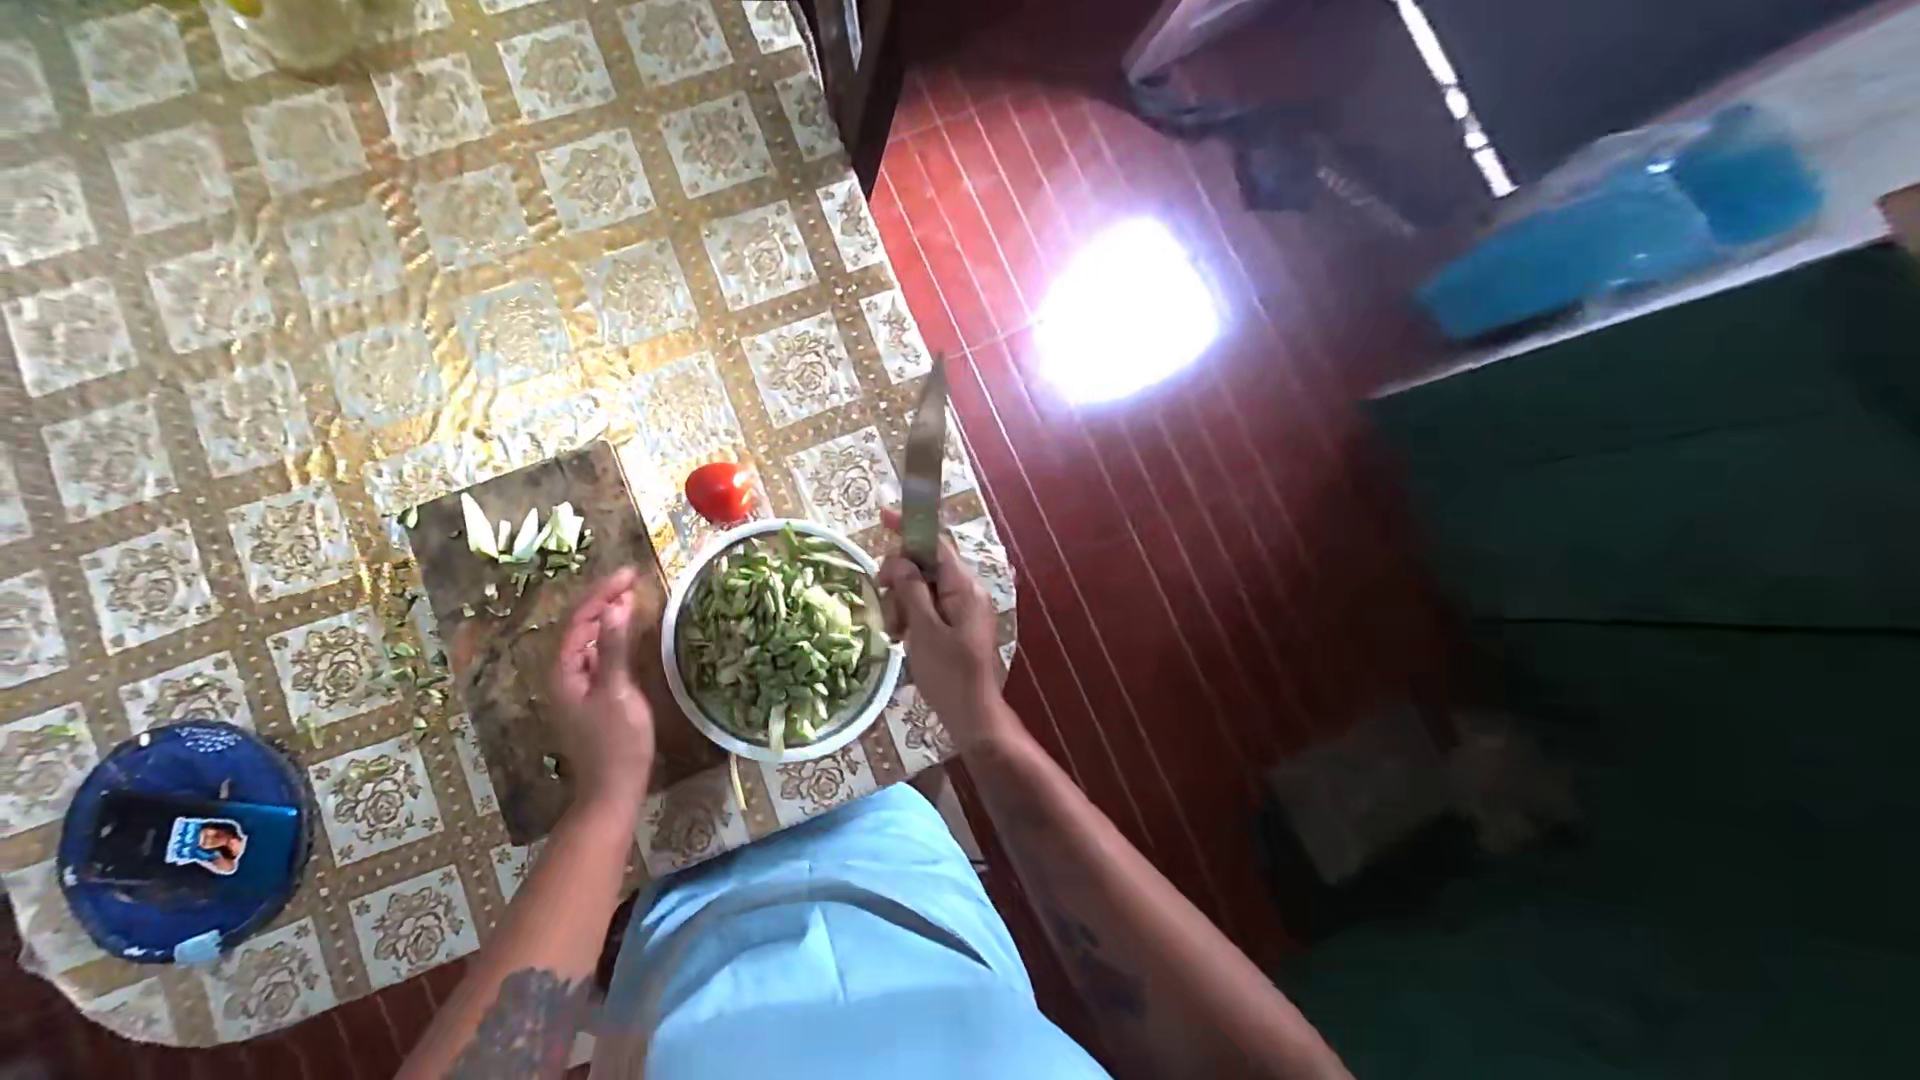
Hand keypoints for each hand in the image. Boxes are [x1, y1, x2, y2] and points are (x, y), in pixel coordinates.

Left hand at [551, 568, 654, 814]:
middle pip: (580, 624)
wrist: (613, 787)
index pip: (580, 619)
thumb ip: (614, 648)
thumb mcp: (618, 691)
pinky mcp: (592, 692)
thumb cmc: (616, 742)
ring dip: (608, 613)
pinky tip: (627, 627)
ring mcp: (577, 683)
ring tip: (632, 594)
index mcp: (563, 670)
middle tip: (634, 578)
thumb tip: (616, 607)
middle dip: (605, 598)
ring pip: (588, 637)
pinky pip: (598, 652)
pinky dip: (612, 634)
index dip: (603, 592)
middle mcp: (564, 672)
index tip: (631, 573)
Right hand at [877, 508, 1015, 750]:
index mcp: (964, 587)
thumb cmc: (948, 673)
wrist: (972, 714)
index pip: (935, 544)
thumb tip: (899, 560)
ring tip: (897, 634)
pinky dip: (912, 616)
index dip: (909, 529)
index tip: (882, 516)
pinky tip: (904, 638)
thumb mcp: (924, 630)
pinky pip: (929, 607)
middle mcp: (967, 590)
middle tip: (888, 610)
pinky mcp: (957, 623)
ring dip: (902, 604)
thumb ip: (911, 590)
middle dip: (899, 581)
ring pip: (923, 588)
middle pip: (925, 565)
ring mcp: (964, 607)